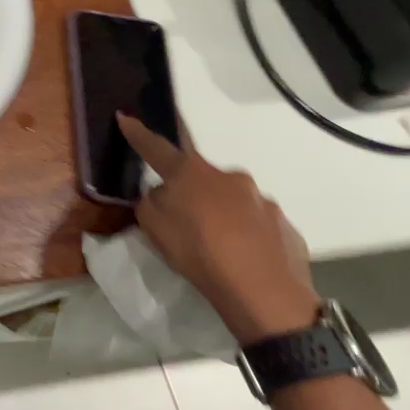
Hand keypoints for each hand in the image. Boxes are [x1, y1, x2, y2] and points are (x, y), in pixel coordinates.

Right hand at [117, 113, 319, 344]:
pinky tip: (245, 256)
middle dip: (192, 190)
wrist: (263, 292)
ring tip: (220, 244)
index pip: (156, 147)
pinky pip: (257, 222)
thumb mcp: (153, 227)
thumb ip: (151, 202)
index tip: (125, 116)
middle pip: (201, 177)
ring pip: (232, 200)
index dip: (138, 133)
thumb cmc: (198, 253)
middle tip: (186, 218)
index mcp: (191, 172)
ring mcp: (262, 198)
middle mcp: (228, 176)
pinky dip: (248, 232)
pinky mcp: (284, 224)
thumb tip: (162, 194)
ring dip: (222, 212)